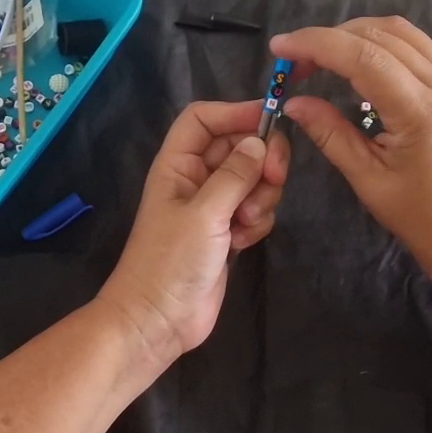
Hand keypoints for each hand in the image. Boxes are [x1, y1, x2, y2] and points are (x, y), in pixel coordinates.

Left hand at [98, 100, 291, 367]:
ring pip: (254, 179)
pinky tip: (243, 243)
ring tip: (246, 222)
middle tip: (274, 177)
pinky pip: (255, 210)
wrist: (158, 320)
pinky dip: (257, 221)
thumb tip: (259, 141)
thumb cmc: (170, 262)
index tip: (272, 118)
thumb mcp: (204, 213)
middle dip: (261, 159)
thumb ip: (235, 175)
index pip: (204, 118)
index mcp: (178, 164)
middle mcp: (196, 179)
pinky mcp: (227, 233)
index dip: (236, 112)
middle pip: (238, 146)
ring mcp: (213, 207)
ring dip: (262, 196)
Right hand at [273, 17, 431, 283]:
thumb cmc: (416, 213)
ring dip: (353, 34)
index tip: (280, 47)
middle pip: (378, 35)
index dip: (317, 44)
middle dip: (329, 38)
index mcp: (420, 111)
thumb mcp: (366, 177)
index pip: (363, 56)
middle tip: (293, 62)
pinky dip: (377, 41)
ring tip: (318, 57)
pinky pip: (413, 44)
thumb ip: (330, 134)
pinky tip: (353, 59)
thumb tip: (293, 103)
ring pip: (398, 31)